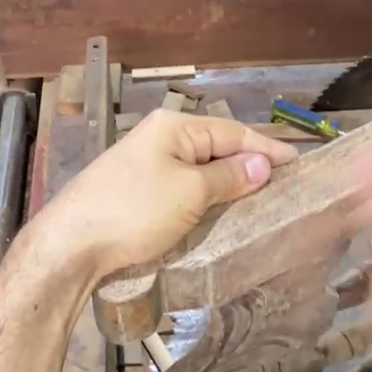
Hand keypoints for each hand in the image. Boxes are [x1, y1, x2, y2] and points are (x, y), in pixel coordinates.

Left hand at [32, 111, 298, 279]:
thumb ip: (230, 176)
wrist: (72, 245)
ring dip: (227, 184)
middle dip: (248, 165)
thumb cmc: (134, 211)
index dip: (267, 148)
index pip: (233, 131)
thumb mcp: (191, 192)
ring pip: (198, 171)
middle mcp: (159, 139)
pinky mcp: (136, 193)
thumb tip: (263, 164)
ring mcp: (145, 166)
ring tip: (260, 200)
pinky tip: (219, 212)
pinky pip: (182, 189)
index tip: (299, 163)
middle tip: (284, 184)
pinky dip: (205, 198)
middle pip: (215, 148)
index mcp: (174, 127)